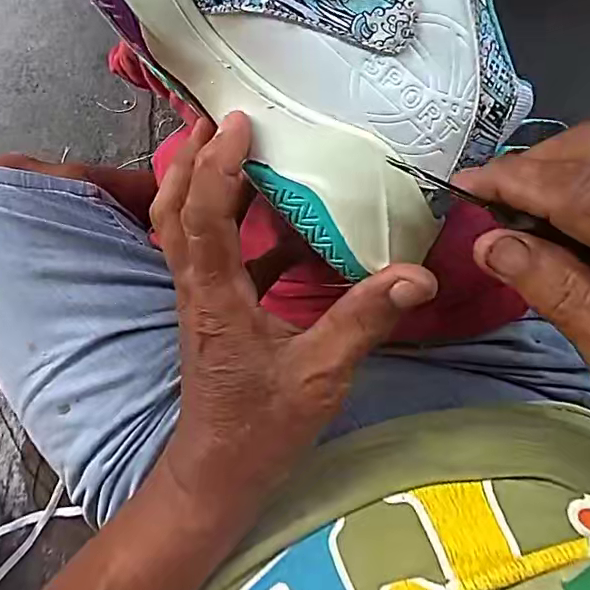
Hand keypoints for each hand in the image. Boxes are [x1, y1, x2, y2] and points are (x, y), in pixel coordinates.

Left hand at [151, 112, 437, 501]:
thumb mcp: (320, 374)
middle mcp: (196, 285)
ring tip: (233, 146)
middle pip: (172, 209)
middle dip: (190, 158)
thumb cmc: (262, 425)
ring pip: (181, 225)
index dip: (217, 165)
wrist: (219, 470)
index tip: (239, 123)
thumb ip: (364, 319)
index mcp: (215, 295)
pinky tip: (271, 214)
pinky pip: (211, 249)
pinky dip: (230, 220)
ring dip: (200, 181)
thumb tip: (416, 275)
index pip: (204, 216)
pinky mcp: (210, 304)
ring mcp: (198, 294)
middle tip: (218, 118)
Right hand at [455, 122, 589, 478]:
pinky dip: (581, 183)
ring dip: (552, 170)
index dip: (513, 180)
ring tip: (515, 210)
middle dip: (528, 165)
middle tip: (484, 201)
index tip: (463, 184)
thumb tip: (493, 244)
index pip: (581, 190)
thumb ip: (561, 296)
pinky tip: (563, 220)